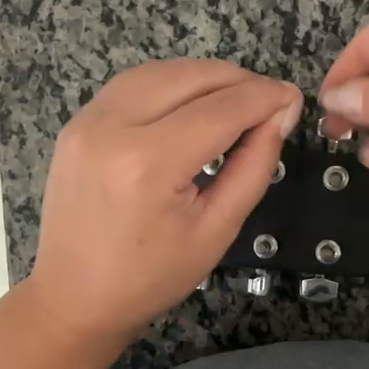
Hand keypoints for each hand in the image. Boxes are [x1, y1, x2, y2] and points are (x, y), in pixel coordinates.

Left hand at [25, 59, 301, 341]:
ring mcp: (87, 121)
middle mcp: (112, 128)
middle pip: (190, 77)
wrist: (74, 297)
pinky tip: (193, 103)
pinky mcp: (76, 123)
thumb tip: (280, 116)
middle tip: (270, 102)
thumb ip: (253, 167)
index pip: (221, 109)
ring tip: (237, 100)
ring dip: (205, 77)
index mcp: (148, 164)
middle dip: (238, 81)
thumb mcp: (216, 231)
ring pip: (160, 71)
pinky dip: (170, 83)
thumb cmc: (150, 277)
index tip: (293, 99)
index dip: (265, 97)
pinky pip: (132, 84)